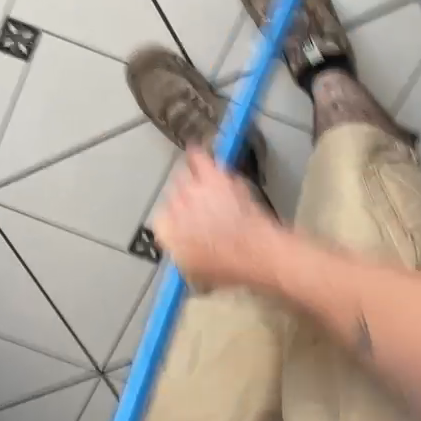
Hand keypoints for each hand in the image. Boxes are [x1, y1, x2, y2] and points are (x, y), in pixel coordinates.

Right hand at [150, 149, 287, 290]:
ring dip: (191, 181)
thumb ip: (180, 251)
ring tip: (201, 185)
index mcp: (167, 233)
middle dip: (183, 201)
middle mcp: (174, 208)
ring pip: (183, 176)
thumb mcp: (197, 270)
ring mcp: (193, 190)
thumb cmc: (230, 269)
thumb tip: (176, 241)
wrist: (259, 253)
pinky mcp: (213, 176)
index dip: (175, 223)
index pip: (161, 220)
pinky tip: (195, 151)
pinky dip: (196, 155)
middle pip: (172, 196)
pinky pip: (198, 158)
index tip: (186, 226)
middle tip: (200, 208)